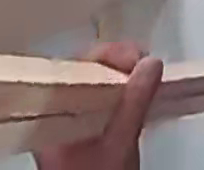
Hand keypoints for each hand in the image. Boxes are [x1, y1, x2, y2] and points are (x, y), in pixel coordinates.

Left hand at [35, 43, 163, 169]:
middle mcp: (58, 117)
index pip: (74, 68)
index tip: (136, 58)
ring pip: (99, 83)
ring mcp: (74, 124)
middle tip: (146, 66)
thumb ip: (134, 103)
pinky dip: (126, 91)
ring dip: (126, 76)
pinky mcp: (90, 131)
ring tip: (147, 79)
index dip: (107, 56)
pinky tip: (141, 95)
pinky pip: (108, 97)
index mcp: (52, 119)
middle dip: (120, 63)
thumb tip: (151, 62)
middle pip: (88, 71)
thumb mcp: (119, 146)